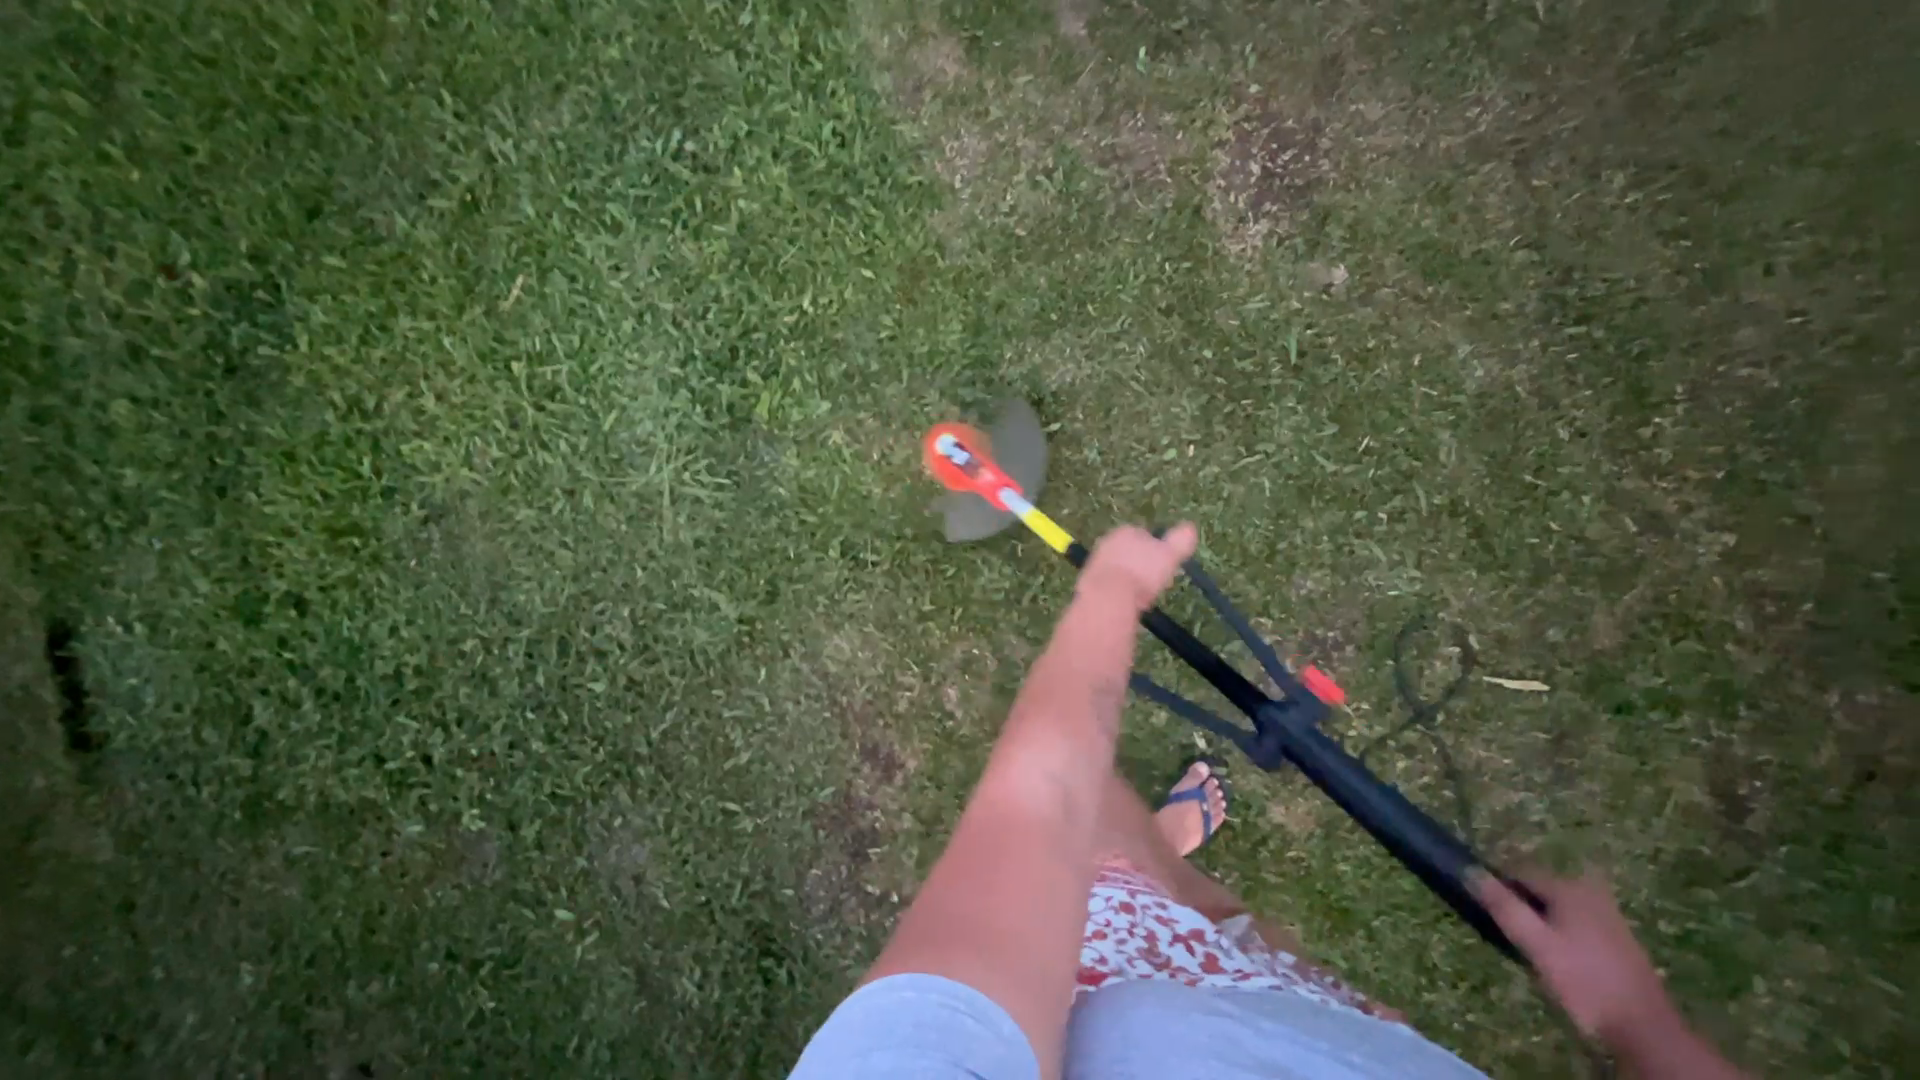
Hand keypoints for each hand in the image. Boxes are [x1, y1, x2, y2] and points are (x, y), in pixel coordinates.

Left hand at [1077, 523, 1197, 612]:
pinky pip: (1108, 585)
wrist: (1107, 595)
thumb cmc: (1142, 572)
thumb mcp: (1170, 554)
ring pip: (1119, 569)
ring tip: (1142, 598)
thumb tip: (1190, 528)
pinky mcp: (1086, 582)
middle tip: (1154, 584)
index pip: (1145, 536)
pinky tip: (1125, 604)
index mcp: (1126, 531)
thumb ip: (1181, 540)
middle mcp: (1106, 542)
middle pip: (1130, 553)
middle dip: (1142, 566)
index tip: (1166, 568)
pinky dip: (1118, 593)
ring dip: (1130, 581)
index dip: (1158, 551)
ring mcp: (1094, 562)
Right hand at [1475, 871, 1676, 1045]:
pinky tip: (1555, 957)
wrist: (1644, 1029)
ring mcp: (1608, 915)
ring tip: (1527, 948)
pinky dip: (1558, 931)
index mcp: (1570, 888)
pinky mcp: (1617, 938)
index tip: (1481, 908)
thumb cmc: (1582, 981)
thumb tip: (1469, 870)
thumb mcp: (1535, 944)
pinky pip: (1574, 922)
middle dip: (1519, 904)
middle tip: (1505, 933)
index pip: (1519, 872)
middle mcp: (1591, 892)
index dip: (1497, 887)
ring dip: (1538, 920)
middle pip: (1540, 889)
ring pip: (1557, 907)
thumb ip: (1503, 906)